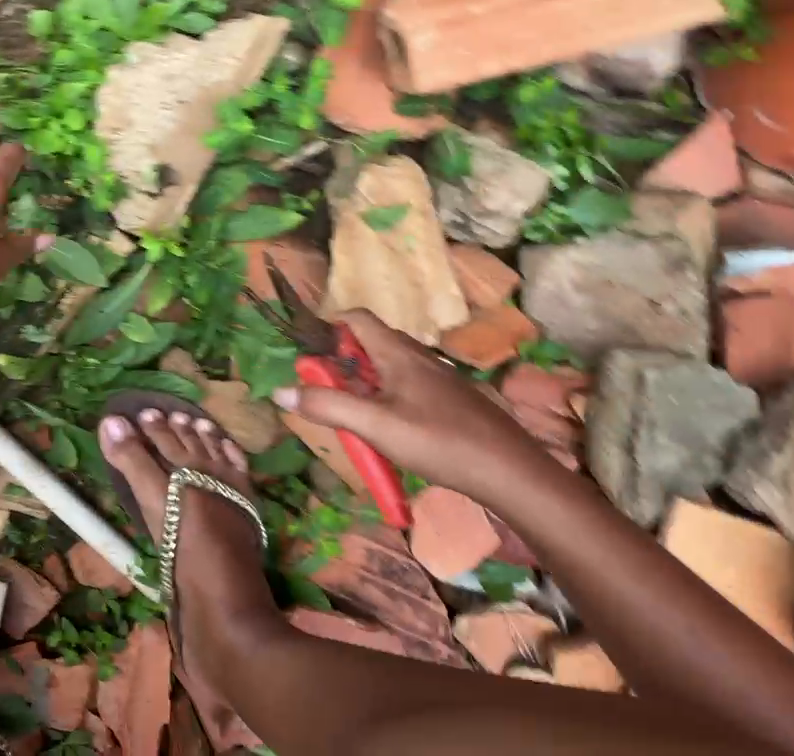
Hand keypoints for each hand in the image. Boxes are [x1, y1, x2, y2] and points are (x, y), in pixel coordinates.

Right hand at [274, 310, 554, 500]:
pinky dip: (388, 399)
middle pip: (372, 343)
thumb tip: (280, 391)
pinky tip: (390, 432)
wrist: (514, 474)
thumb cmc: (441, 442)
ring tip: (353, 415)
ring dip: (365, 383)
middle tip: (326, 391)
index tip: (310, 354)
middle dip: (342, 361)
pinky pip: (409, 388)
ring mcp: (440, 381)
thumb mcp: (375, 426)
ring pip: (391, 368)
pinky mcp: (454, 404)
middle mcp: (420, 359)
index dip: (330, 326)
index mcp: (399, 354)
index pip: (358, 318)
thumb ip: (327, 406)